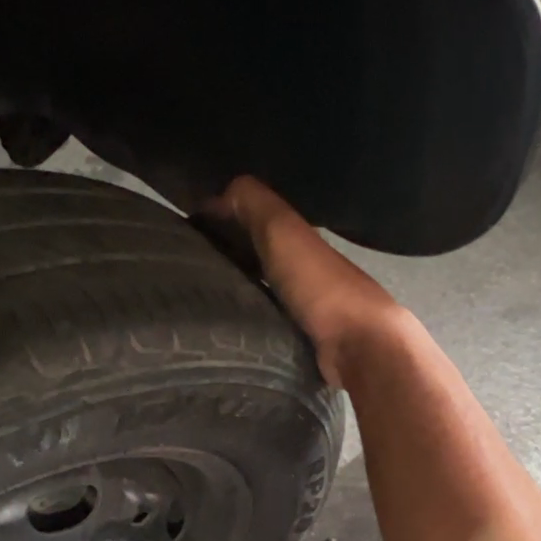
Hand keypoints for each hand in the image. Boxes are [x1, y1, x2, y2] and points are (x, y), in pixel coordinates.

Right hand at [201, 176, 404, 389]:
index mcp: (299, 241)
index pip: (254, 224)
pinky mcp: (299, 344)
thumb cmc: (319, 284)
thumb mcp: (282, 231)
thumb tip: (217, 193)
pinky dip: (243, 324)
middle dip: (223, 260)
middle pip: (255, 260)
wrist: (360, 346)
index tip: (185, 235)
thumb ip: (254, 204)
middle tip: (181, 273)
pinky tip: (221, 332)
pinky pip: (263, 327)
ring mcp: (304, 311)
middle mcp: (302, 272)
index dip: (222, 223)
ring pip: (258, 294)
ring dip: (231, 295)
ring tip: (194, 304)